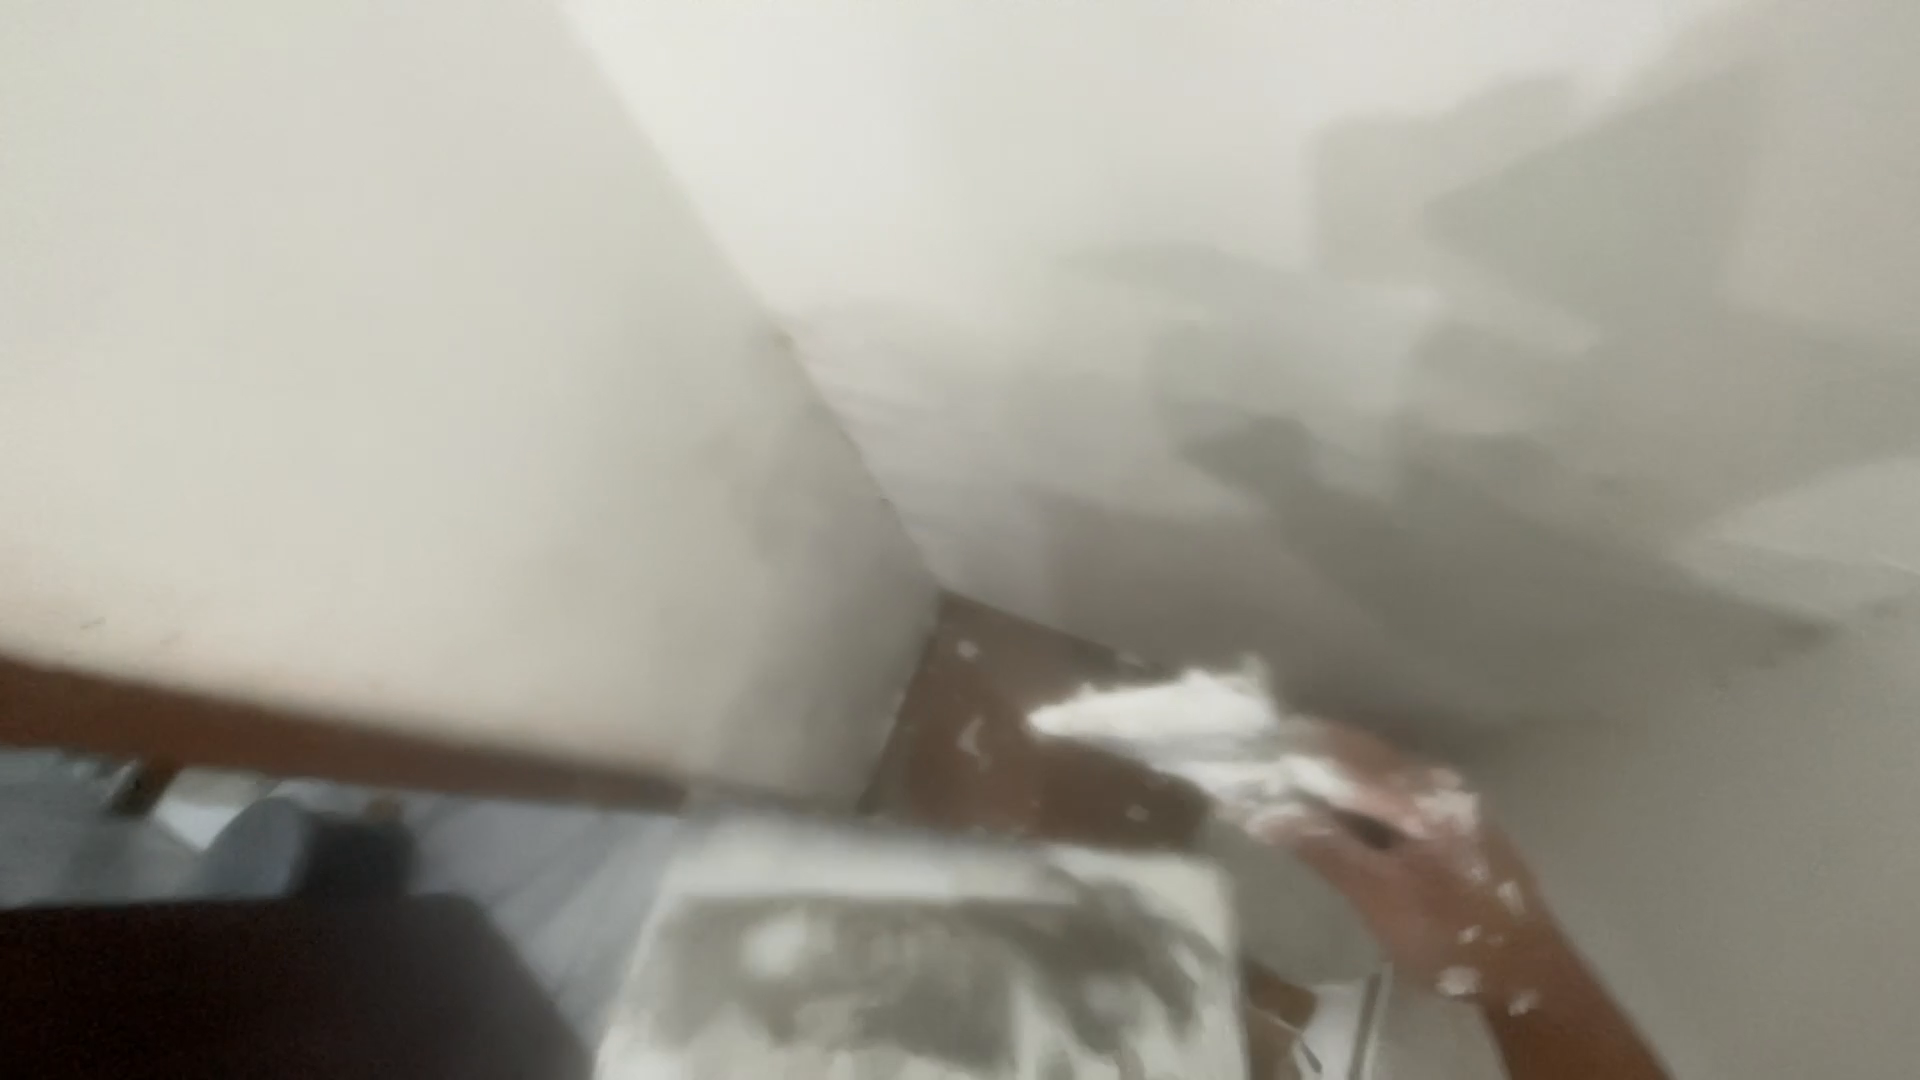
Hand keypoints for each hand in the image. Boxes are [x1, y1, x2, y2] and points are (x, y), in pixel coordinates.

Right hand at [1247, 721, 1554, 1012]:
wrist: (1534, 982)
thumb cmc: (1452, 939)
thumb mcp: (1377, 897)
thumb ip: (1320, 846)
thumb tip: (1257, 810)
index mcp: (1420, 795)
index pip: (1338, 756)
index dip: (1288, 752)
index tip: (1247, 748)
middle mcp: (1434, 781)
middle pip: (1355, 748)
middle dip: (1303, 748)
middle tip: (1256, 754)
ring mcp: (1445, 796)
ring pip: (1370, 760)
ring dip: (1324, 760)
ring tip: (1280, 768)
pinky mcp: (1446, 815)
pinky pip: (1383, 779)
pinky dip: (1347, 778)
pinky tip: (1326, 792)